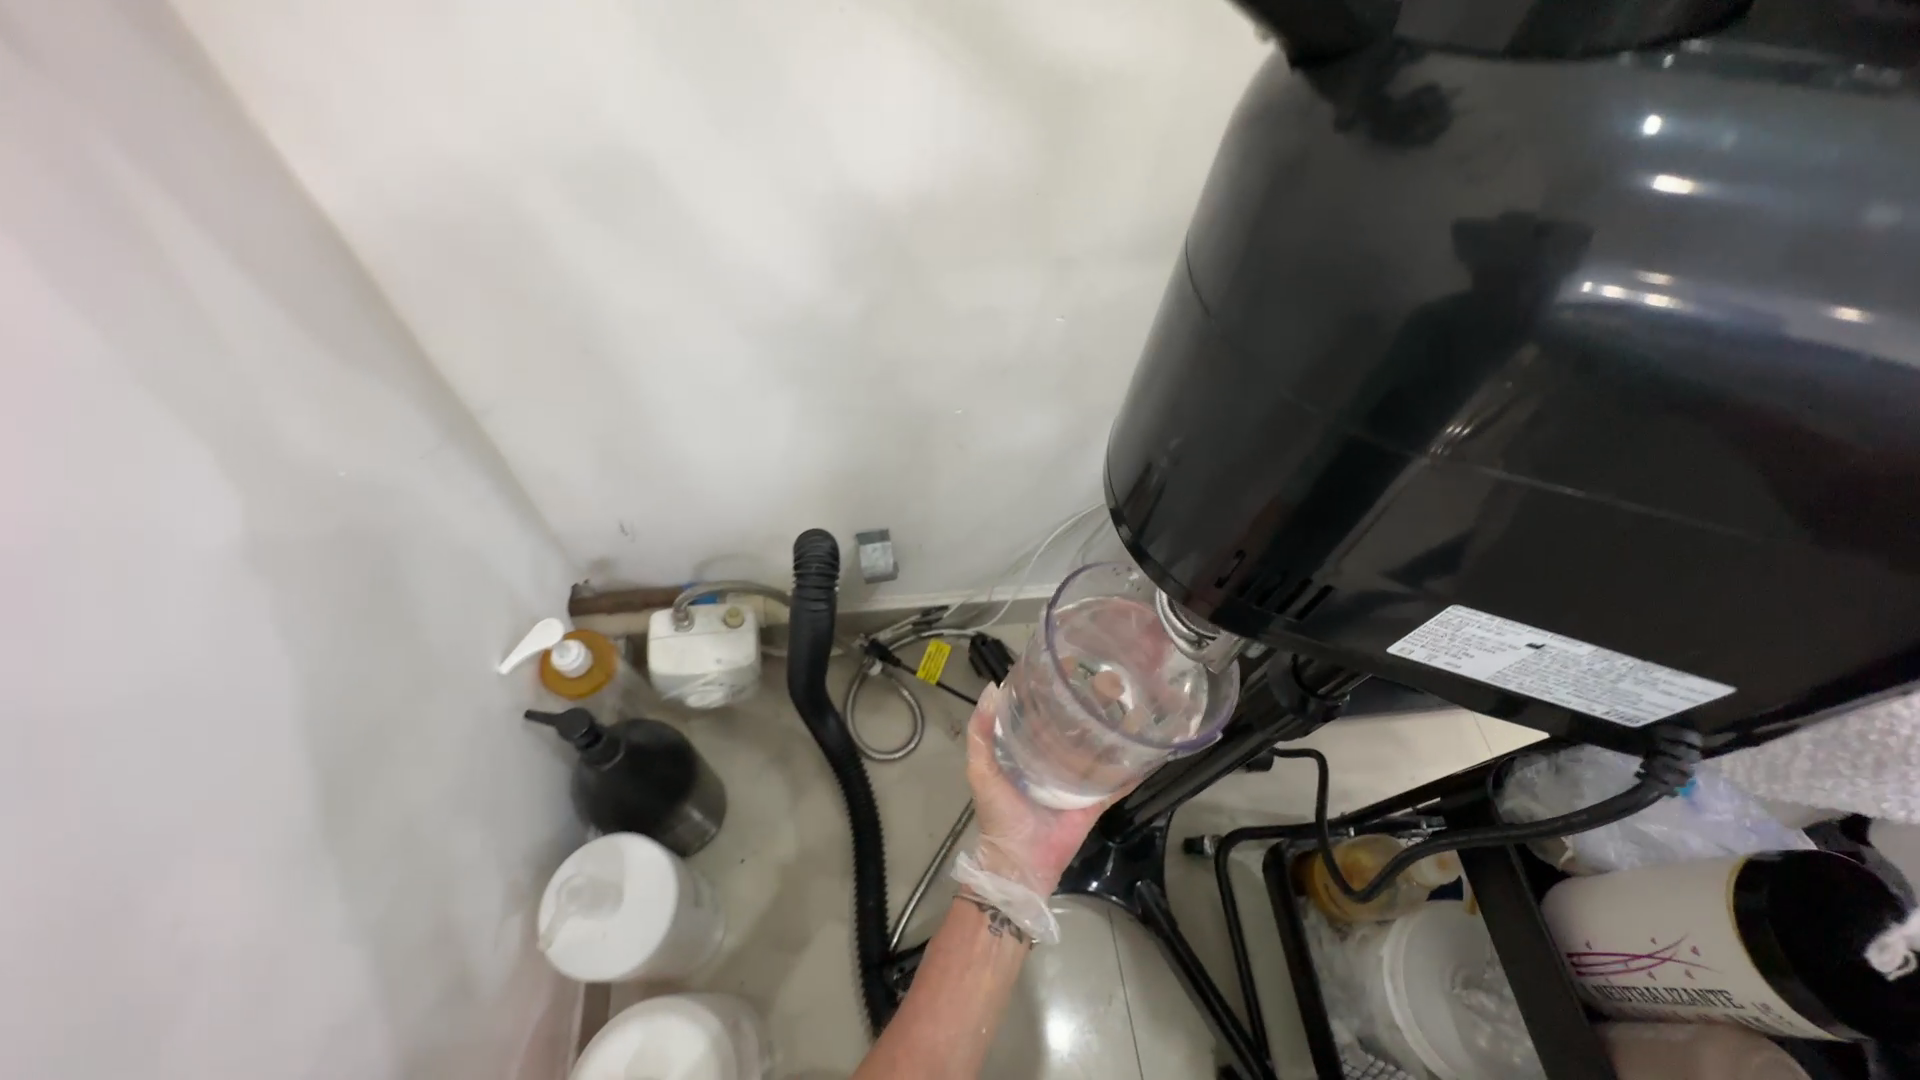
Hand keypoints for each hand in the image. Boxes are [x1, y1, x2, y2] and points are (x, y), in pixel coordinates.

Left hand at [963, 682, 1132, 896]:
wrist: (1019, 864)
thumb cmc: (999, 815)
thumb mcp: (980, 770)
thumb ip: (980, 732)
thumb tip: (993, 688)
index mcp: (1025, 751)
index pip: (1042, 714)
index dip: (1054, 691)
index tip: (1070, 664)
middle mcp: (1053, 761)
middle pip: (1074, 728)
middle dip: (1089, 706)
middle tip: (1110, 680)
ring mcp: (1076, 781)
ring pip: (1098, 750)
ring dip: (1112, 731)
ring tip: (1132, 702)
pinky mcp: (1095, 801)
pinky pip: (1117, 783)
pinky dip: (1132, 768)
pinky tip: (1147, 748)